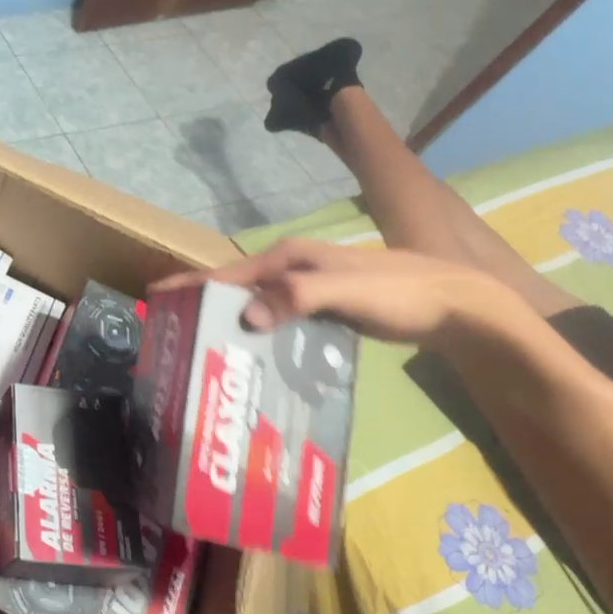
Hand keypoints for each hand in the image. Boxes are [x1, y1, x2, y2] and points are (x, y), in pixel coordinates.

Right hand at [156, 238, 522, 347]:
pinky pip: (279, 319)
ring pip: (257, 303)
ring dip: (232, 322)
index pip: (228, 271)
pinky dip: (261, 333)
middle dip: (204, 304)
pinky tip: (258, 356)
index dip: (191, 283)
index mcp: (290, 257)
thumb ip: (297, 299)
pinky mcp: (324, 308)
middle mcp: (292, 267)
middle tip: (176, 334)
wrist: (458, 305)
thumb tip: (245, 315)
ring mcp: (309, 287)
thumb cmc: (400, 294)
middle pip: (236, 286)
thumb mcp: (347, 292)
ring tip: (208, 350)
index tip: (155, 297)